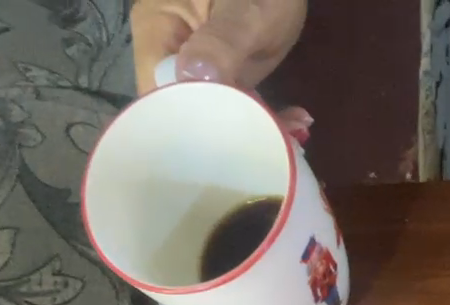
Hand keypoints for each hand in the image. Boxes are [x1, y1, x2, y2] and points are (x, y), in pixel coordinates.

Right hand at [130, 0, 310, 134]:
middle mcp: (166, 53)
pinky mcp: (218, 71)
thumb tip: (193, 78)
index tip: (232, 145)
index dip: (191, 128)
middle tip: (279, 140)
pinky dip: (260, 114)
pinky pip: (231, 103)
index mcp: (156, 33)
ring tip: (293, 128)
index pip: (159, 97)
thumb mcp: (247, 10)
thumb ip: (223, 42)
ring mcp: (193, 65)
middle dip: (228, 134)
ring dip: (252, 127)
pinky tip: (292, 120)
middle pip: (184, 112)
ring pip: (211, 113)